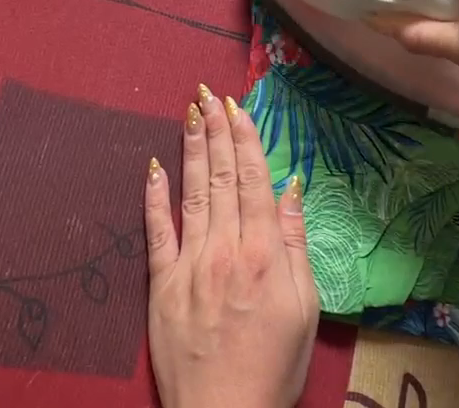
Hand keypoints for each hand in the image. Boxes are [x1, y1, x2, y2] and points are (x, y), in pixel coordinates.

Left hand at [146, 84, 318, 407]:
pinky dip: (153, 197)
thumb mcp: (305, 306)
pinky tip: (153, 167)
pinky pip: (156, 233)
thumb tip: (292, 186)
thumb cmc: (275, 364)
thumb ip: (296, 241)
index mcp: (264, 251)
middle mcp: (225, 248)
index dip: (245, 138)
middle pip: (220, 176)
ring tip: (189, 112)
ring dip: (190, 149)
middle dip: (216, 131)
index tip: (237, 106)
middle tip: (208, 93)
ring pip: (191, 193)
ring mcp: (189, 264)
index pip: (252, 179)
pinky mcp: (162, 285)